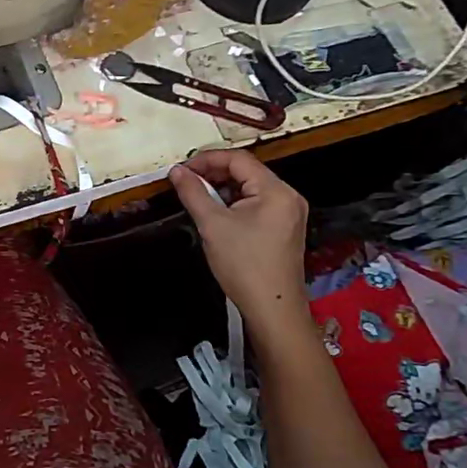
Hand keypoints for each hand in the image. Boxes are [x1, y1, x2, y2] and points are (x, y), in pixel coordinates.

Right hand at [170, 149, 309, 320]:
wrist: (271, 308)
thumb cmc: (244, 266)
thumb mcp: (212, 225)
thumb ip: (193, 193)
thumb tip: (177, 171)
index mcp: (276, 190)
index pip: (238, 159)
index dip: (207, 159)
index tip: (182, 170)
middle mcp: (288, 196)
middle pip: (246, 171)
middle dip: (214, 174)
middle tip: (186, 183)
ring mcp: (289, 212)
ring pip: (250, 188)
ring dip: (223, 189)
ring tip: (197, 198)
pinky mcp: (284, 228)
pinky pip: (256, 204)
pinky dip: (234, 203)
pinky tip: (216, 214)